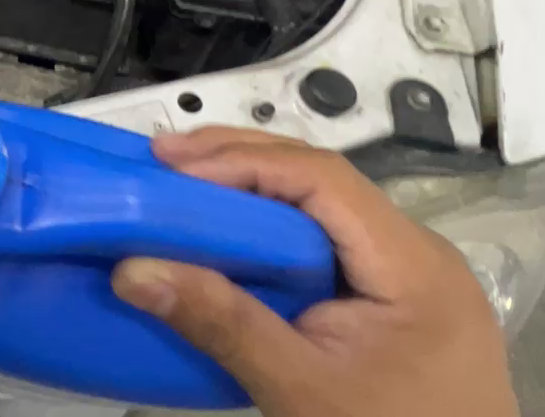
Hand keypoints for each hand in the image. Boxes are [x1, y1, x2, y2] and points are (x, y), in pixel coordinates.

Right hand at [110, 127, 517, 416]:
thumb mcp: (301, 391)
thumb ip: (221, 324)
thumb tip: (129, 271)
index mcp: (412, 265)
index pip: (321, 177)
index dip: (242, 160)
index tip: (173, 166)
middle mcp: (414, 249)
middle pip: (317, 171)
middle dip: (235, 154)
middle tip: (162, 155)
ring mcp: (403, 267)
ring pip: (315, 192)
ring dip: (245, 176)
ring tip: (179, 176)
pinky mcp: (384, 287)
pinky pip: (316, 224)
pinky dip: (261, 210)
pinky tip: (221, 218)